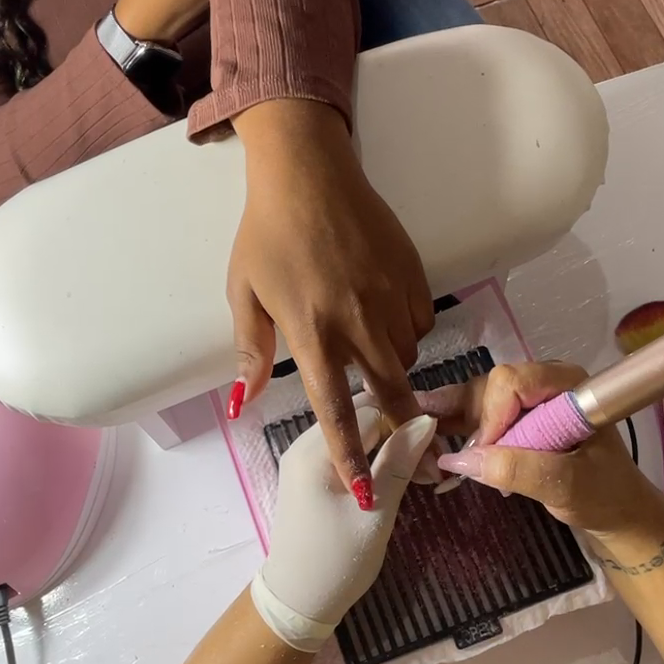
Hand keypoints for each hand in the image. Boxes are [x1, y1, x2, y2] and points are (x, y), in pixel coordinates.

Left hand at [227, 99, 435, 508]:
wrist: (308, 172)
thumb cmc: (266, 235)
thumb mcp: (245, 293)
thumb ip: (250, 352)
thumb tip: (242, 403)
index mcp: (312, 332)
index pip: (335, 410)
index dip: (352, 457)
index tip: (366, 491)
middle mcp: (357, 322)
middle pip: (391, 390)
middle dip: (398, 420)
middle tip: (399, 430)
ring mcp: (390, 297)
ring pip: (407, 356)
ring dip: (393, 365)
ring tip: (370, 346)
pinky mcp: (415, 274)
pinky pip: (421, 322)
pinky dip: (408, 330)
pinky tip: (385, 314)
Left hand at [250, 409, 435, 649]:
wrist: (296, 599)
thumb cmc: (338, 561)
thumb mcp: (376, 511)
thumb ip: (400, 461)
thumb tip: (428, 420)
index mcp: (315, 449)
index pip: (370, 410)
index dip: (407, 423)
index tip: (436, 452)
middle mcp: (302, 444)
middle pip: (359, 415)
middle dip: (397, 430)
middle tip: (430, 463)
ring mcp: (301, 459)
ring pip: (352, 432)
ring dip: (386, 444)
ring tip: (416, 470)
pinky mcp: (305, 474)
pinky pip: (341, 449)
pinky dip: (369, 456)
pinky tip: (389, 475)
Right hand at [420, 362, 663, 539]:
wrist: (617, 512)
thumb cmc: (603, 495)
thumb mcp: (566, 485)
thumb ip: (519, 468)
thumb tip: (460, 461)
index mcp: (567, 385)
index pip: (512, 383)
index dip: (491, 417)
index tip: (485, 455)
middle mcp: (544, 384)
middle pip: (488, 388)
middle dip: (462, 415)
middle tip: (429, 440)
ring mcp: (528, 402)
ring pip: (477, 401)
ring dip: (449, 419)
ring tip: (415, 431)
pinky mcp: (517, 421)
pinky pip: (479, 416)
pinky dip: (454, 427)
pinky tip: (426, 432)